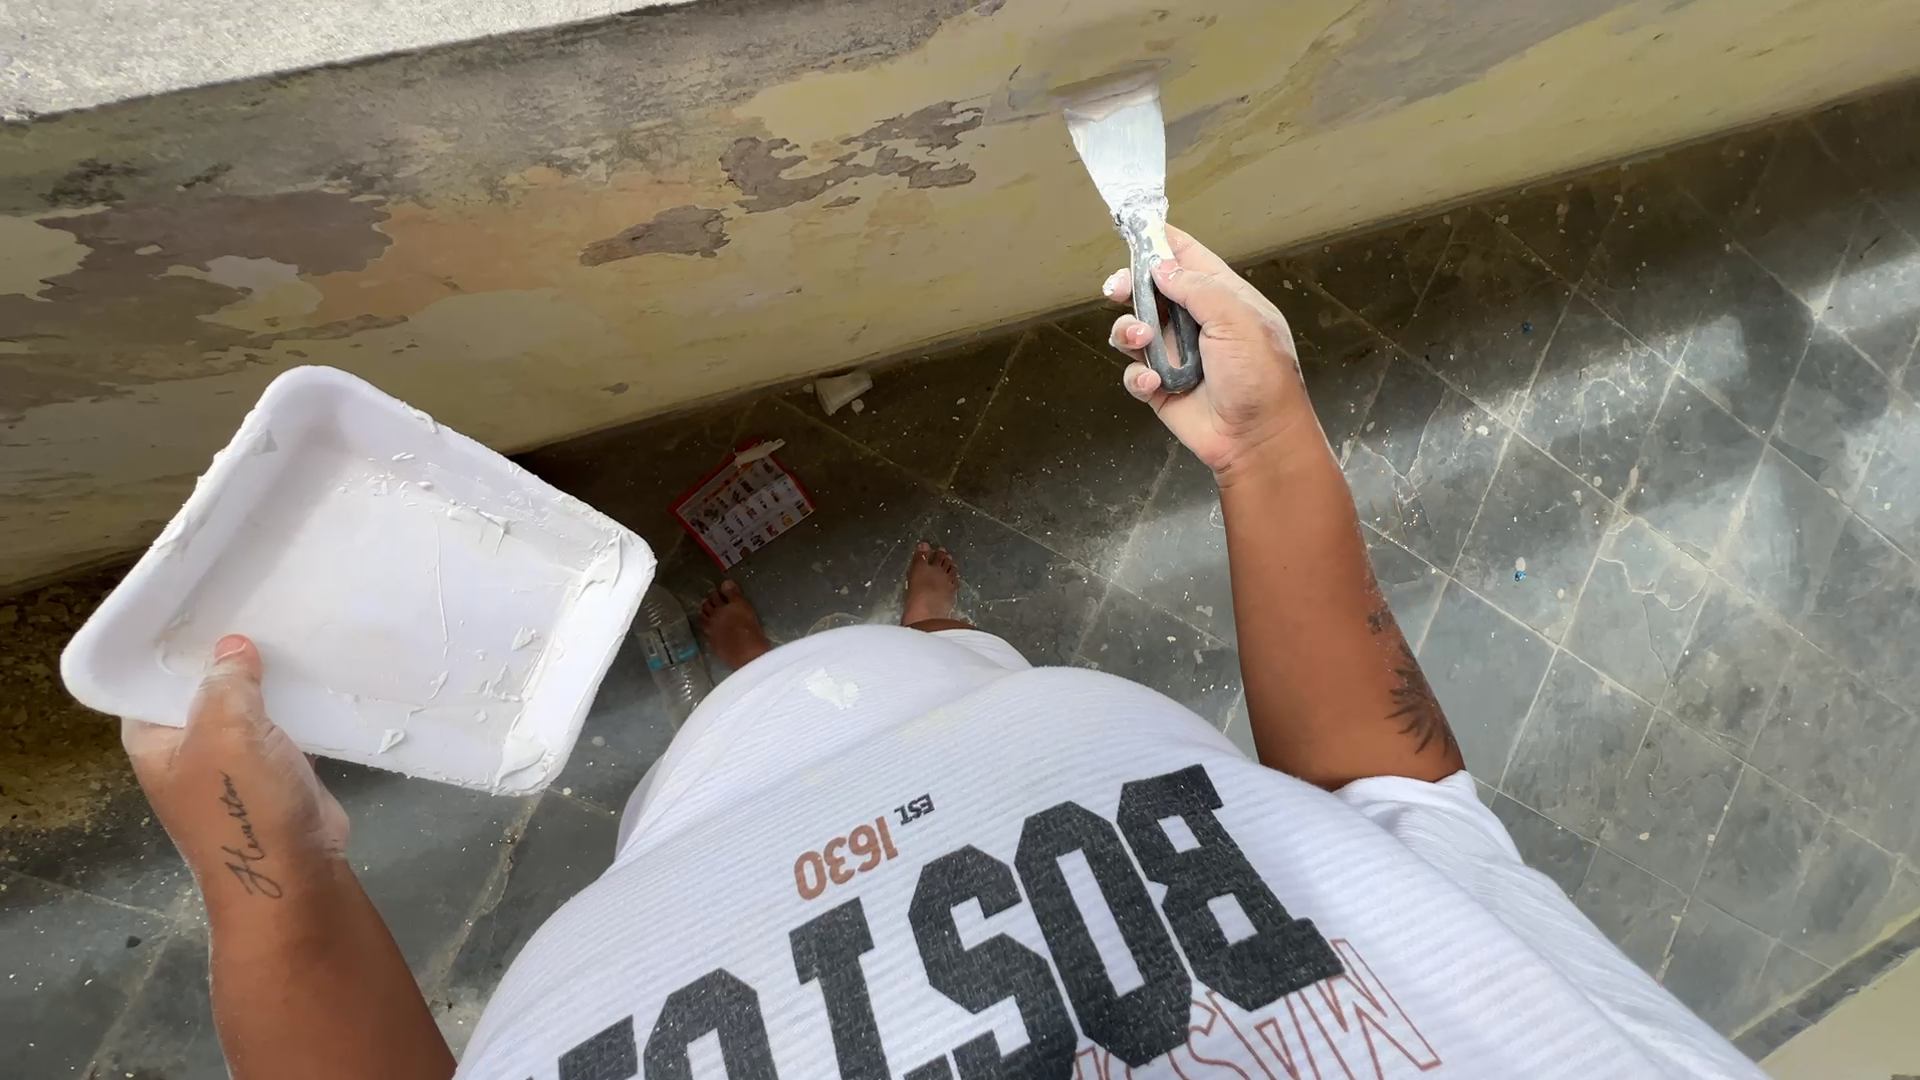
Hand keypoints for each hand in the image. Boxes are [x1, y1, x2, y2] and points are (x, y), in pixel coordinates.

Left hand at [124, 635, 348, 911]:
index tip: (214, 614)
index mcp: (157, 743)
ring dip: (276, 684)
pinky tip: (326, 687)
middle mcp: (192, 749)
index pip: (153, 686)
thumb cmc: (244, 802)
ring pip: (253, 709)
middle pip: (208, 693)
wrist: (290, 866)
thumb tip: (232, 645)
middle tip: (270, 618)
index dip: (179, 652)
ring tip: (303, 643)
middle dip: (237, 662)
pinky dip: (303, 708)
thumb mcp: (228, 735)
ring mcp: (238, 762)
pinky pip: (288, 727)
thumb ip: (227, 687)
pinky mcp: (281, 770)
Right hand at [1104, 226, 1315, 476]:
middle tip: (1116, 290)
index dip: (1159, 241)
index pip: (1185, 256)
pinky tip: (1153, 383)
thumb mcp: (1237, 320)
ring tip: (1142, 340)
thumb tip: (1160, 267)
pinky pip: (1133, 372)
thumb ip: (1197, 288)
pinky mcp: (1159, 386)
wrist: (1255, 436)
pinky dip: (1137, 376)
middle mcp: (1193, 321)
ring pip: (1132, 330)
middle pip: (1148, 291)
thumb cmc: (1260, 376)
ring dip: (1128, 331)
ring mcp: (1174, 354)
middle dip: (1128, 287)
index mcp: (1220, 296)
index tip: (1133, 230)